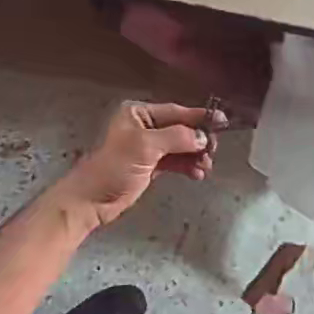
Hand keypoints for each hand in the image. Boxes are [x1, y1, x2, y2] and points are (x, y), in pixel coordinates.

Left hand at [50, 101, 224, 229]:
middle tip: (213, 151)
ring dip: (195, 155)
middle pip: (180, 128)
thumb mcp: (145, 146)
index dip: (199, 117)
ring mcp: (146, 147)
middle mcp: (143, 126)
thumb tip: (202, 137)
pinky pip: (175, 161)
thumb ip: (177, 137)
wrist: (90, 201)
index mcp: (138, 113)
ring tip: (206, 167)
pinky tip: (198, 174)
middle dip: (198, 139)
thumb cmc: (114, 167)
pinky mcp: (149, 165)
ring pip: (180, 146)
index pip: (175, 111)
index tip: (223, 120)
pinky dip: (187, 165)